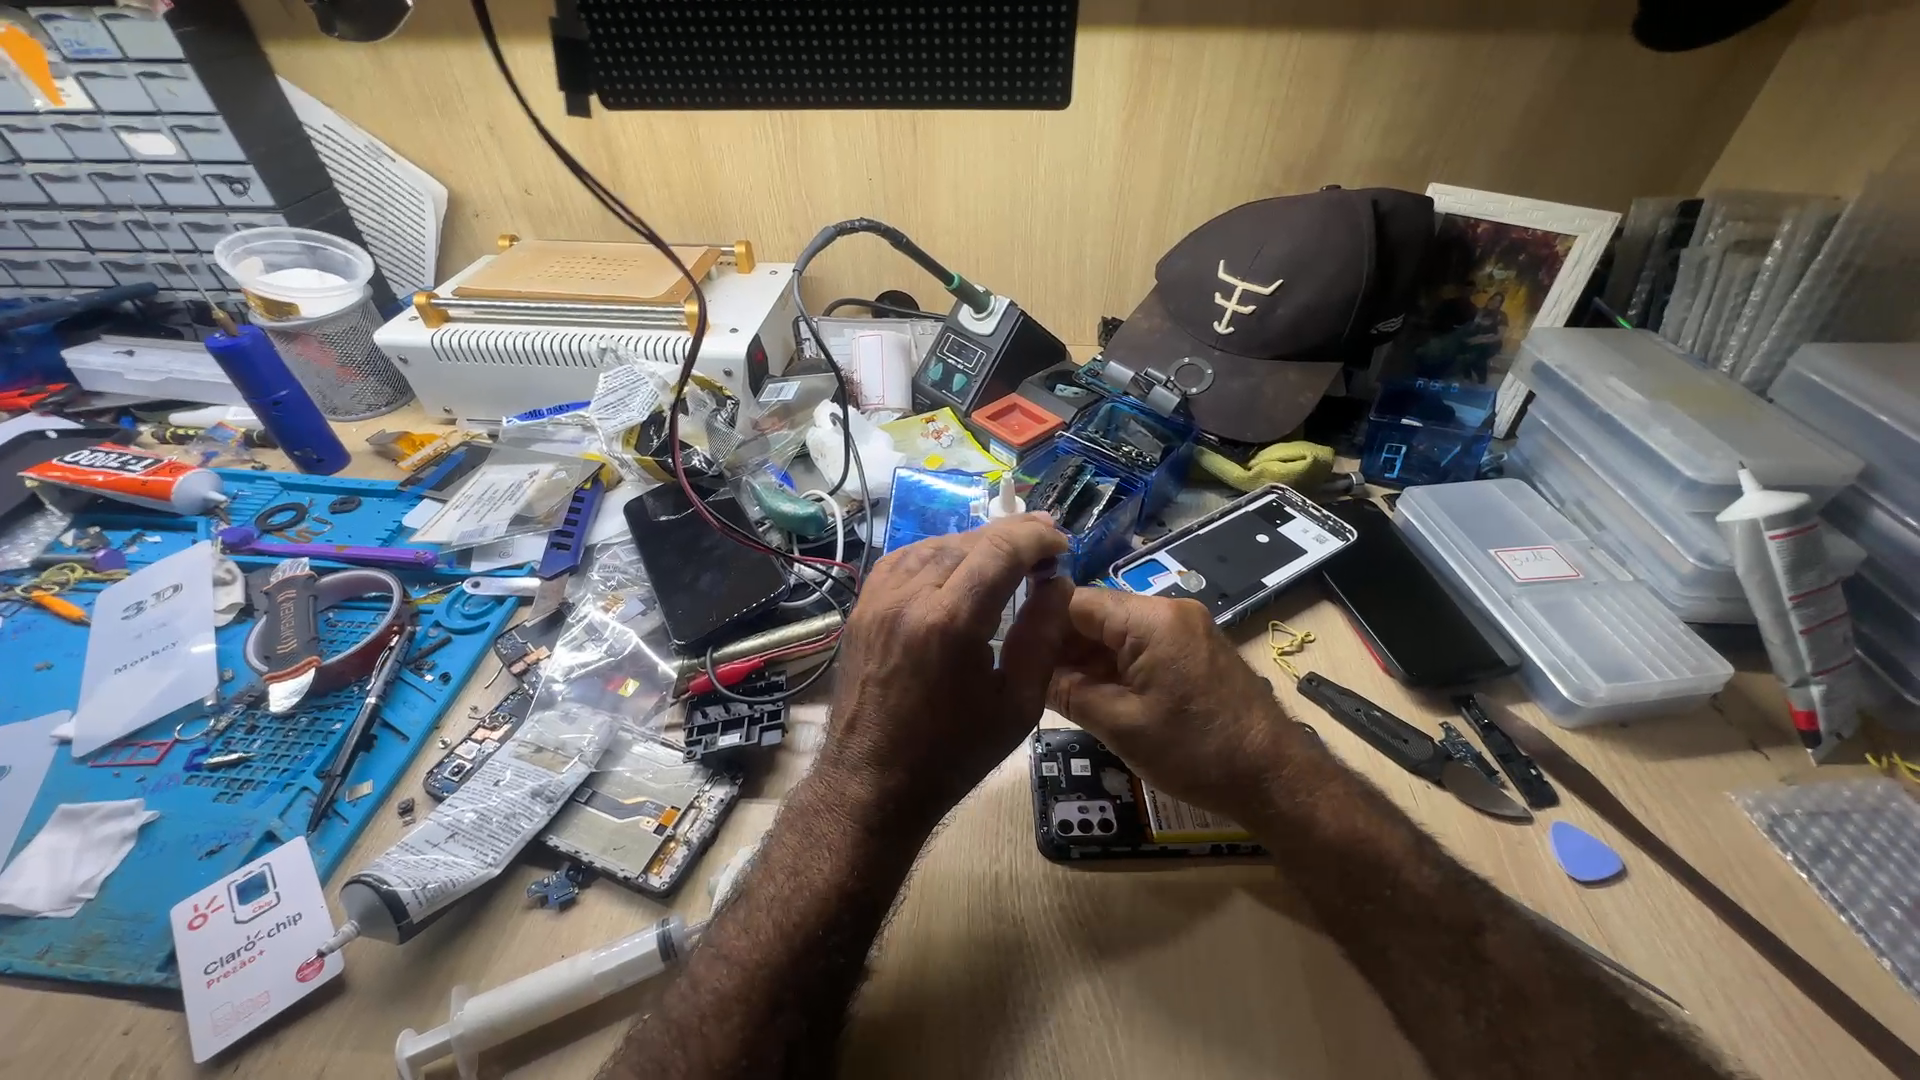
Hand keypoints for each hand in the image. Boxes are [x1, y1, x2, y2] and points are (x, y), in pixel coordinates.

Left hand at [820, 513, 1073, 827]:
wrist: (871, 782)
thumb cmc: (952, 754)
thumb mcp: (1017, 705)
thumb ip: (1042, 637)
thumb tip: (1058, 585)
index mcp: (950, 623)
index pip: (999, 550)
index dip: (1036, 537)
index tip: (1062, 543)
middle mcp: (908, 598)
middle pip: (967, 541)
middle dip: (1011, 535)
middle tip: (1045, 540)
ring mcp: (878, 600)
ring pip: (933, 544)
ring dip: (974, 542)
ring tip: (1007, 551)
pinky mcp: (862, 608)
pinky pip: (902, 560)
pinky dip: (936, 553)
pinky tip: (957, 565)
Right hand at [1047, 589, 1322, 820]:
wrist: (1275, 778)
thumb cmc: (1195, 752)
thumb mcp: (1119, 725)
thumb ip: (1067, 692)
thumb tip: (1028, 674)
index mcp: (1151, 620)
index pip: (1076, 602)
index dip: (1039, 625)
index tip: (1011, 653)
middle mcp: (1170, 611)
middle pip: (1097, 615)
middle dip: (1062, 645)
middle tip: (1027, 679)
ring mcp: (1186, 629)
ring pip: (1117, 633)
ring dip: (1086, 659)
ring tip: (1054, 691)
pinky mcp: (1194, 651)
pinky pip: (1141, 647)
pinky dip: (1114, 668)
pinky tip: (1091, 693)